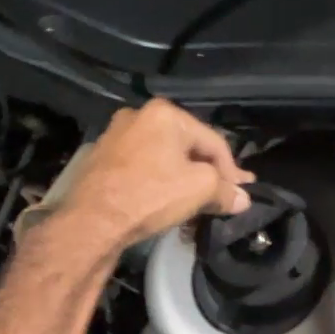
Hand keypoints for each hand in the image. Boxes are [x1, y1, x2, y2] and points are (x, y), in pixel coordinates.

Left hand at [56, 98, 254, 252]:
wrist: (92, 220)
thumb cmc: (150, 195)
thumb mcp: (199, 190)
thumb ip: (225, 190)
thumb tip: (242, 198)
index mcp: (165, 113)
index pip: (212, 141)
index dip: (232, 169)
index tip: (242, 192)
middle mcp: (138, 116)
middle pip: (186, 146)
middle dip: (208, 172)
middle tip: (224, 194)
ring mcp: (116, 136)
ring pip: (163, 157)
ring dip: (183, 177)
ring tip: (197, 199)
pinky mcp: (101, 159)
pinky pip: (142, 167)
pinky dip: (158, 181)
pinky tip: (164, 199)